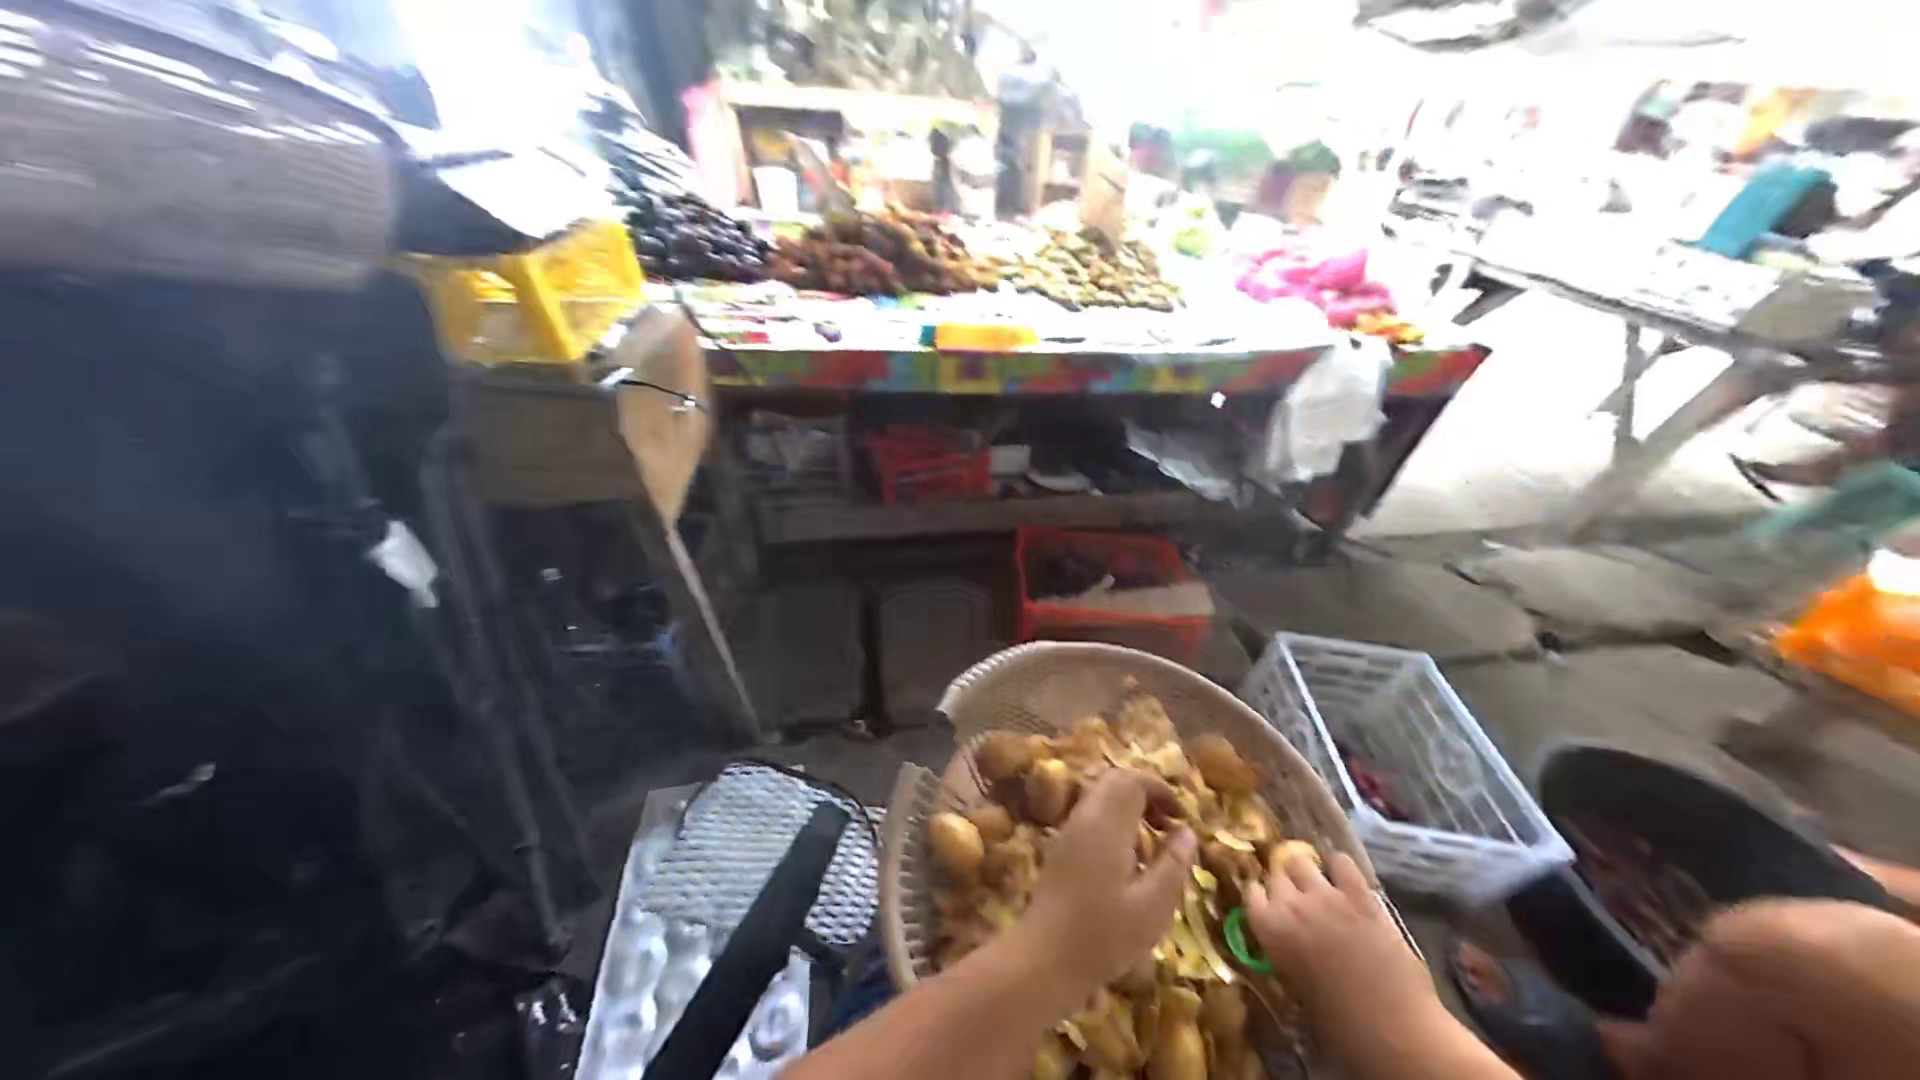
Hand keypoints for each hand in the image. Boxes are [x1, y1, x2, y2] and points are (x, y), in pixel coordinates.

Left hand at [1005, 769, 1196, 1009]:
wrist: (1045, 957)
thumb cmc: (1103, 935)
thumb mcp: (1152, 906)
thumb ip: (1172, 864)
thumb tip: (1187, 832)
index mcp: (1105, 823)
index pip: (1131, 780)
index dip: (1159, 789)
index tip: (1182, 816)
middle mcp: (1083, 817)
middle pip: (1113, 782)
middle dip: (1145, 794)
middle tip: (1169, 825)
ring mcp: (1067, 831)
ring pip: (1100, 798)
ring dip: (1129, 809)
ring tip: (1153, 846)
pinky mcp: (1060, 848)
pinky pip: (1090, 817)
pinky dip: (1113, 824)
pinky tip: (1128, 862)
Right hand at [1245, 849, 1437, 1036]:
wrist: (1396, 1032)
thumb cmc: (1340, 1025)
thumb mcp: (1295, 987)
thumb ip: (1283, 952)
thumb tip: (1283, 938)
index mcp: (1269, 929)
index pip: (1251, 892)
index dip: (1260, 897)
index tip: (1266, 904)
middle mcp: (1291, 904)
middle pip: (1275, 875)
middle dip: (1281, 884)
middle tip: (1293, 899)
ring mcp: (1327, 896)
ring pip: (1301, 861)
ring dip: (1304, 871)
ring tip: (1314, 883)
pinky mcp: (1361, 897)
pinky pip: (1343, 864)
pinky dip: (1339, 867)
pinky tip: (1342, 877)